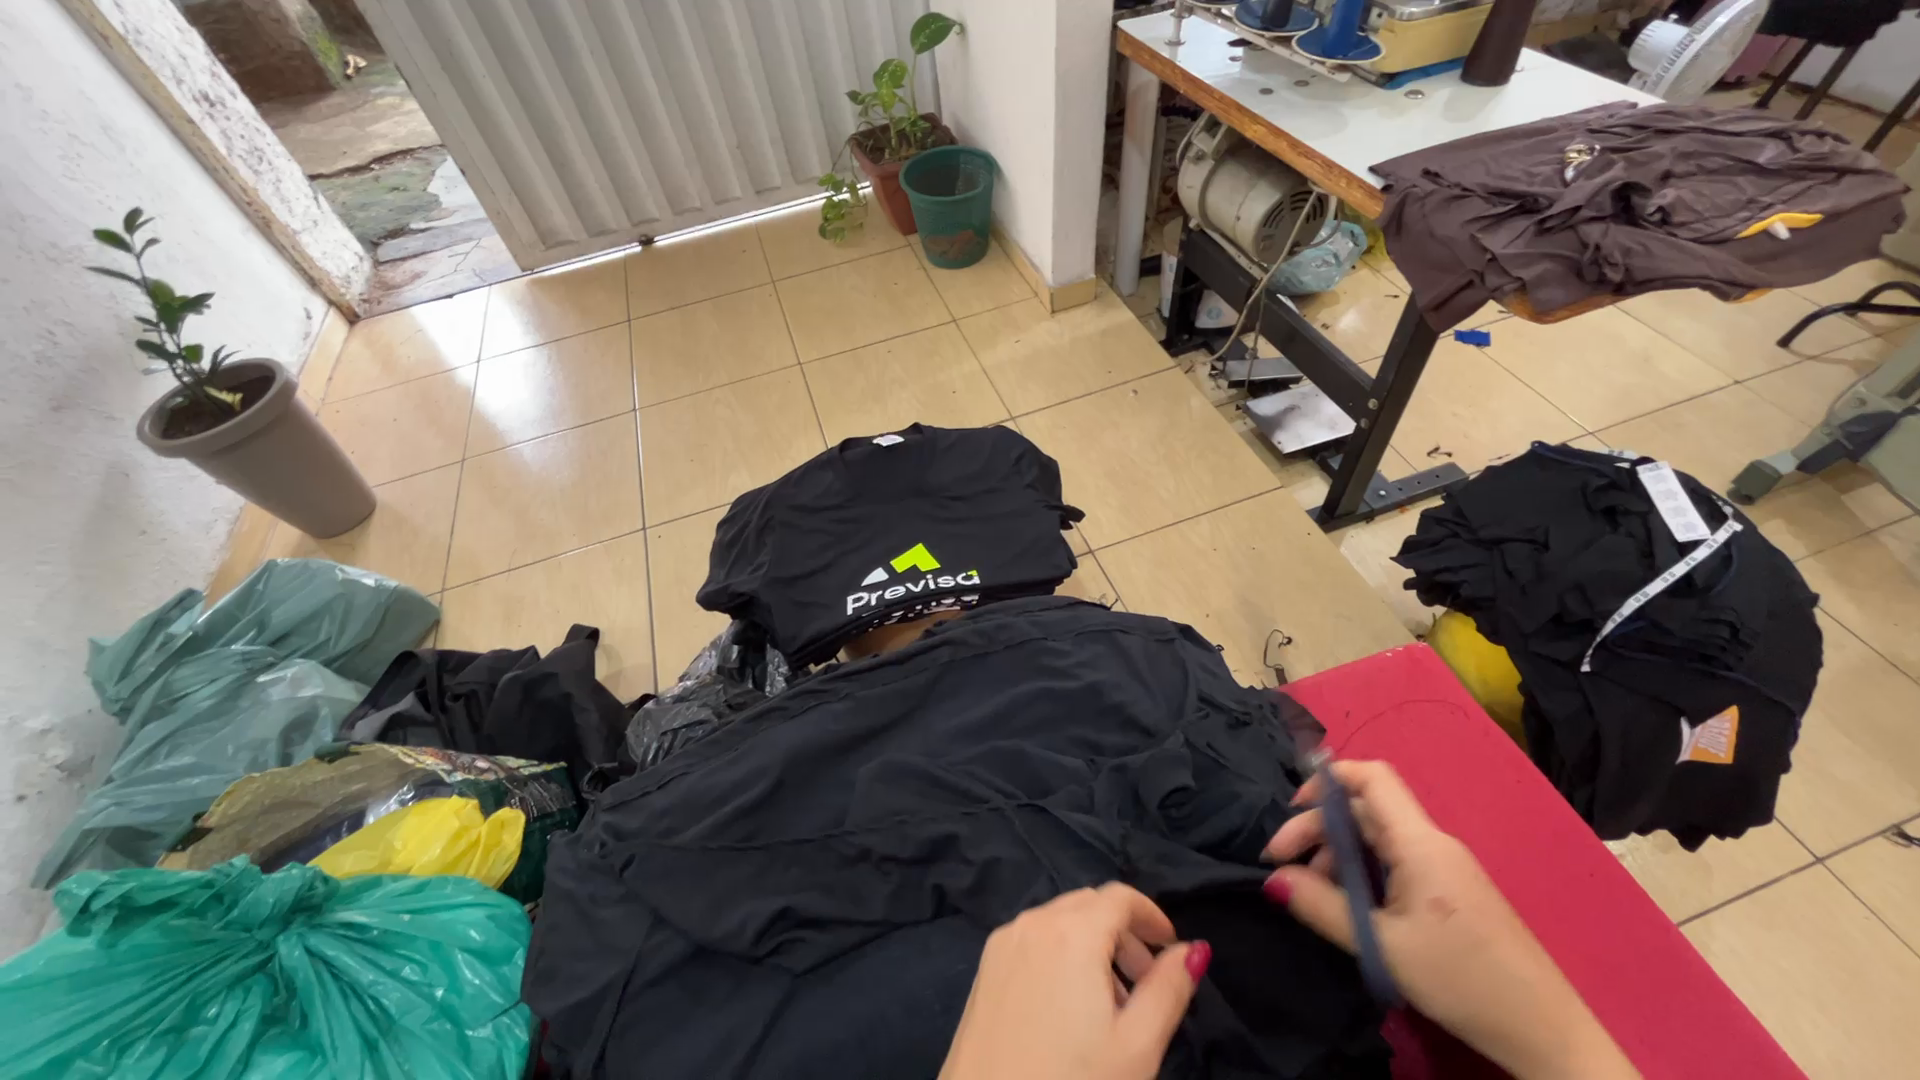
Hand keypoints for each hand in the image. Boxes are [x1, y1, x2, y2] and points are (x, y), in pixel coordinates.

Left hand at [938, 883, 1207, 1079]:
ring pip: (1060, 920)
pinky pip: (1034, 939)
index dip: (1153, 916)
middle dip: (1124, 933)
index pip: (1120, 896)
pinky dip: (1061, 953)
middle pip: (1090, 904)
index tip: (1172, 950)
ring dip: (1093, 944)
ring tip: (1110, 1004)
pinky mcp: (984, 967)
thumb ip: (1170, 988)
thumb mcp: (1136, 1044)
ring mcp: (1002, 943)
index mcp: (1071, 932)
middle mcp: (1032, 922)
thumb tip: (1195, 949)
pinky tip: (1069, 1007)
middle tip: (1146, 983)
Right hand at [1265, 761, 1638, 1079]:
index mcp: (1419, 843)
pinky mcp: (1450, 891)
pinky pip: (1394, 861)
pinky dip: (1361, 872)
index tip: (1289, 810)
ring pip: (1377, 838)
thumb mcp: (1381, 946)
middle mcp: (1432, 843)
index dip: (1326, 779)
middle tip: (1282, 867)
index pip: (1371, 777)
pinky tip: (1349, 905)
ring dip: (1336, 854)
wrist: (1546, 1032)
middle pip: (1364, 810)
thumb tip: (1273, 879)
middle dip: (1317, 828)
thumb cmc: (1462, 981)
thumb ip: (1322, 906)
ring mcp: (1444, 867)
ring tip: (1313, 894)